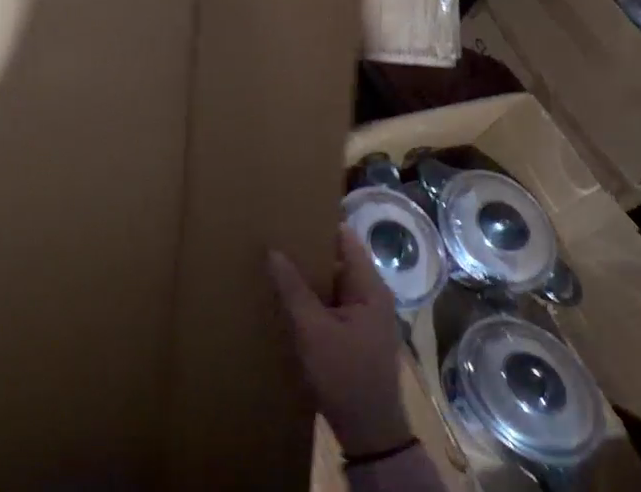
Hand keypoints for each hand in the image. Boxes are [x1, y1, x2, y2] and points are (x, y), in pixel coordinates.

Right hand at [267, 232, 409, 458]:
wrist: (368, 430)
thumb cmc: (344, 374)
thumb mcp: (312, 329)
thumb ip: (293, 288)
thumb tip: (273, 250)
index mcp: (370, 289)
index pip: (346, 239)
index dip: (320, 223)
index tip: (289, 210)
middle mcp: (370, 297)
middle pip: (337, 259)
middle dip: (306, 248)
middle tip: (271, 233)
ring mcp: (362, 317)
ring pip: (330, 283)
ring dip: (305, 274)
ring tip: (271, 259)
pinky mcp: (352, 334)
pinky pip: (328, 303)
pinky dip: (309, 296)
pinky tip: (282, 295)